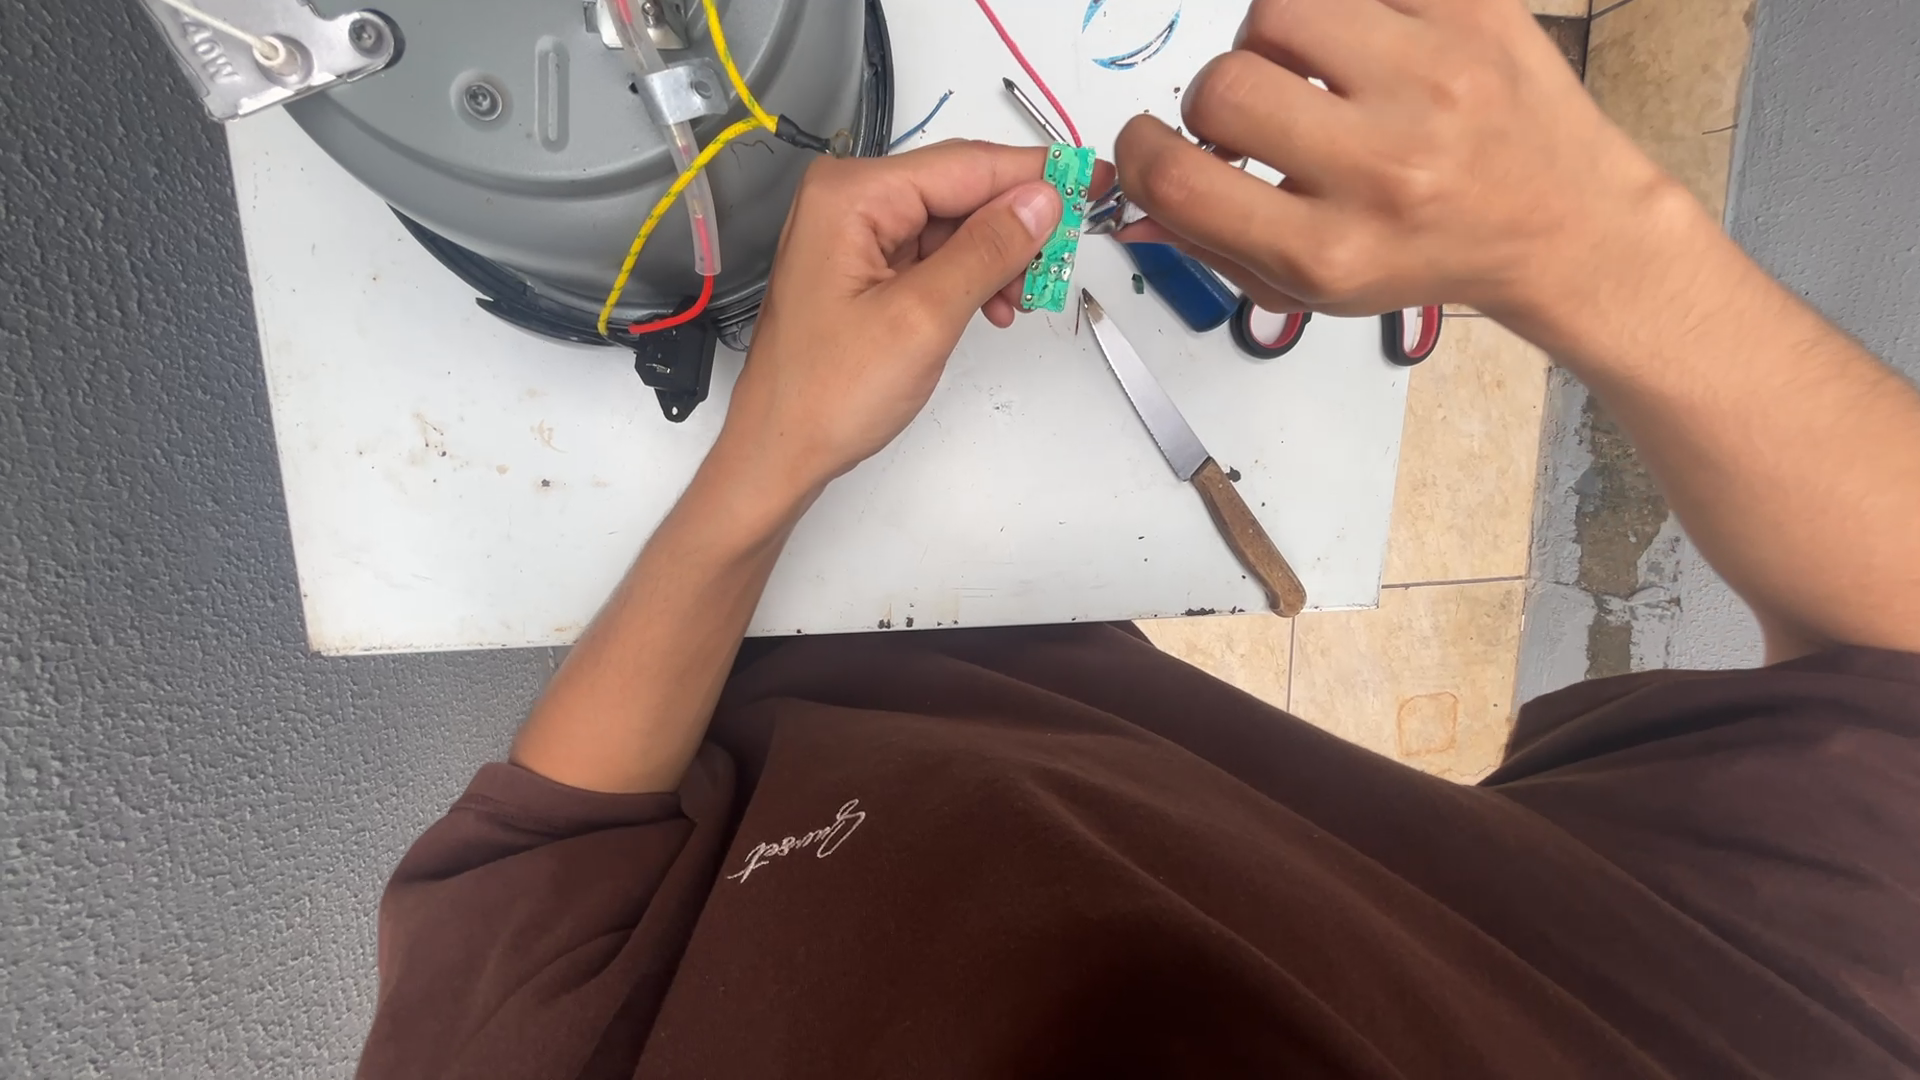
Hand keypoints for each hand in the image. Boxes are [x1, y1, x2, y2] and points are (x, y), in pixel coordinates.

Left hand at [715, 141, 1063, 500]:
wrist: (782, 451)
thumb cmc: (830, 394)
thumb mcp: (924, 317)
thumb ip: (987, 251)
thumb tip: (1041, 201)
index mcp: (851, 196)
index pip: (965, 165)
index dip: (1034, 174)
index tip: (1089, 183)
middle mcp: (848, 204)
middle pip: (957, 193)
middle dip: (1013, 227)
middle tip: (1060, 260)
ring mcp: (852, 240)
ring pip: (949, 229)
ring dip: (993, 260)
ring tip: (1020, 300)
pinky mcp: (861, 274)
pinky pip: (930, 260)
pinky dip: (966, 280)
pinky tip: (988, 307)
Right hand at [1114, 0, 1689, 327]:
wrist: (1552, 221)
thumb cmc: (1415, 260)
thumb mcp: (1302, 289)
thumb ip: (1212, 249)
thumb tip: (1135, 207)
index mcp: (1326, 250)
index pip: (1181, 182)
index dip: (1136, 155)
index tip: (1146, 149)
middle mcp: (1378, 166)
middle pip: (1221, 87)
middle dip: (1205, 104)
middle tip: (1238, 122)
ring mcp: (1431, 76)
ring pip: (1277, 10)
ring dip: (1263, 46)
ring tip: (1298, 78)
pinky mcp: (1469, 7)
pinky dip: (1329, 12)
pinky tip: (1352, 48)